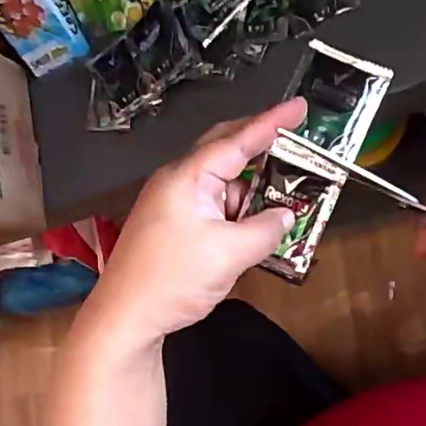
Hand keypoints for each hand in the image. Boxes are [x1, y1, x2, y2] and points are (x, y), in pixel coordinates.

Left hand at [79, 99, 306, 343]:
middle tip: (295, 148)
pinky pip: (209, 209)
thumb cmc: (171, 281)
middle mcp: (175, 182)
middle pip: (225, 154)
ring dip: (248, 196)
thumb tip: (285, 217)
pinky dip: (233, 217)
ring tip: (276, 212)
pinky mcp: (170, 226)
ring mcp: (170, 204)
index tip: (299, 107)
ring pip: (220, 187)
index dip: (272, 122)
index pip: (237, 140)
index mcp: (187, 177)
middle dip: (261, 152)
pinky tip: (249, 234)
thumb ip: (266, 230)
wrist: (126, 318)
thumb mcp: (230, 254)